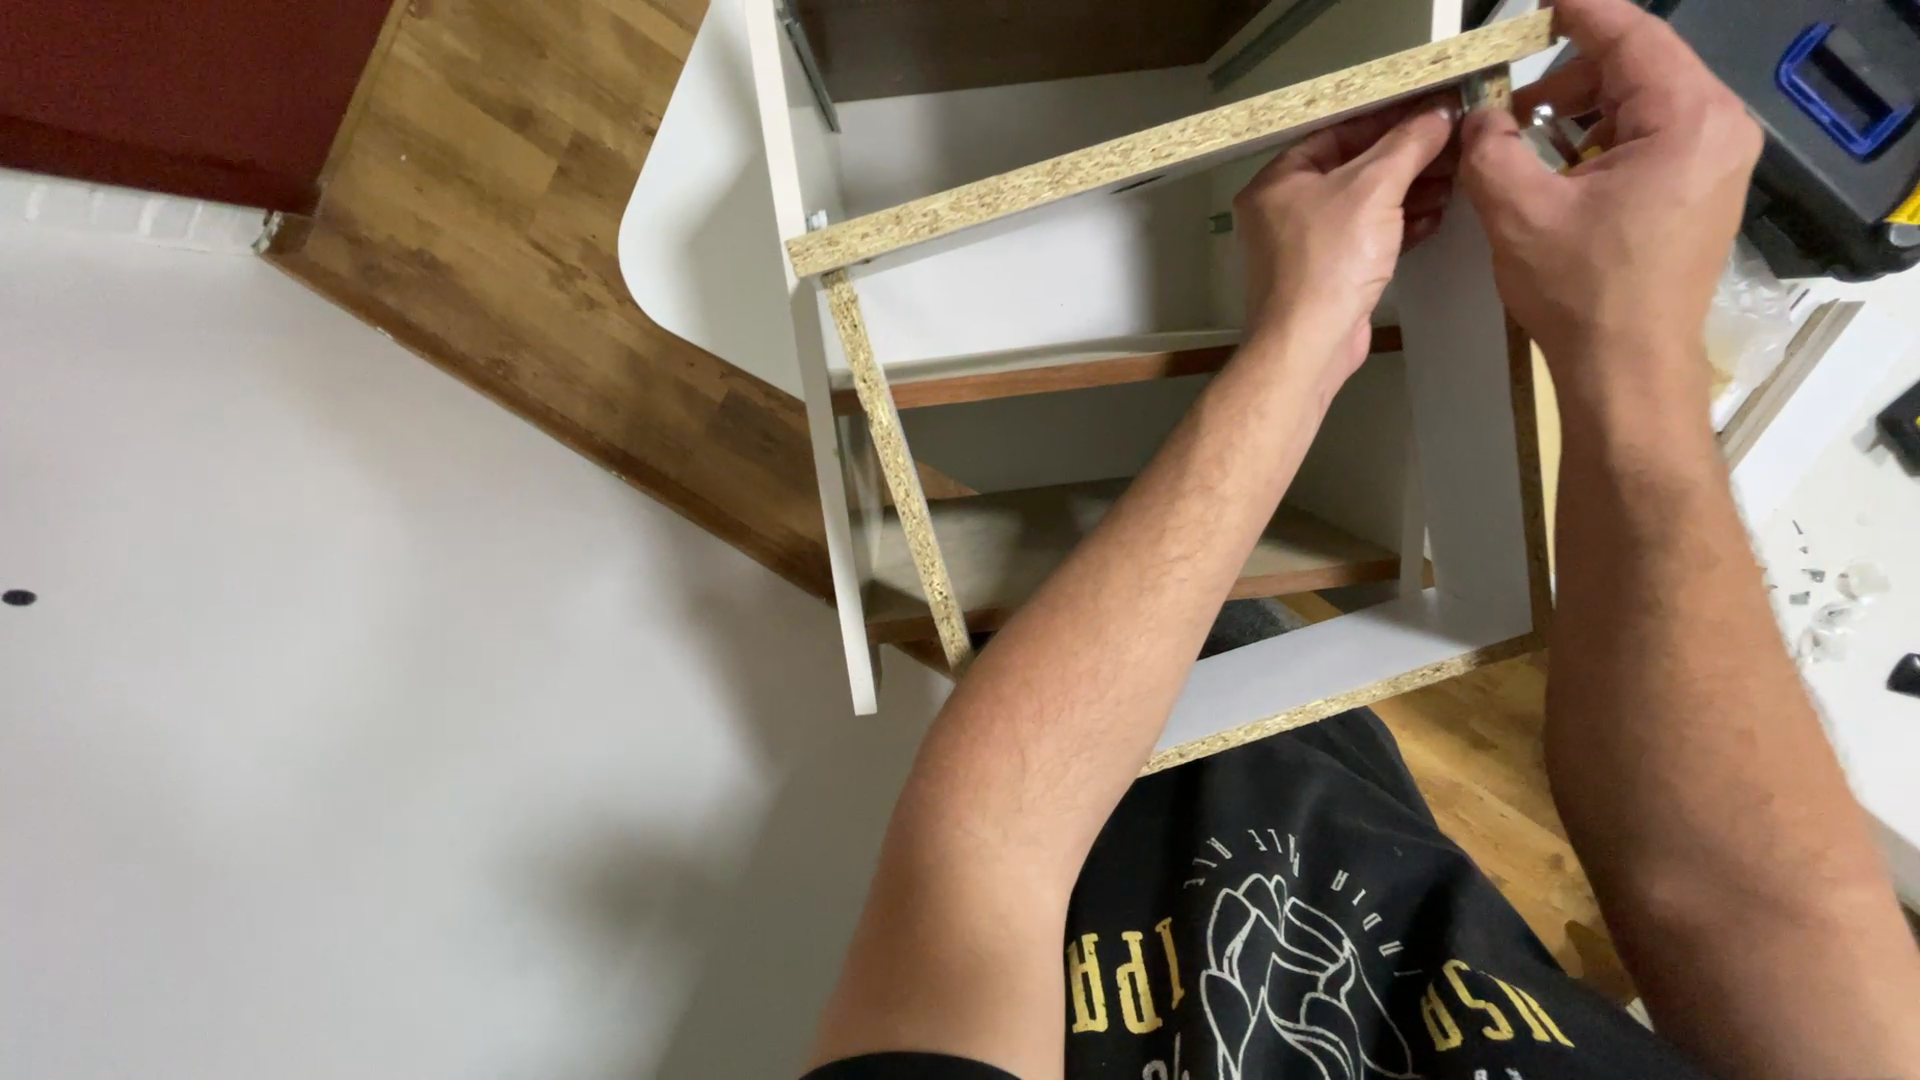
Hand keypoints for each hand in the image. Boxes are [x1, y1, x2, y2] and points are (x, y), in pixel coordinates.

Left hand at [1234, 97, 1457, 389]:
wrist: (1309, 344)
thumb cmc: (1331, 259)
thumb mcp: (1373, 187)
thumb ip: (1408, 143)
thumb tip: (1439, 113)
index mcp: (1275, 183)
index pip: (1335, 133)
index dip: (1388, 117)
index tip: (1436, 106)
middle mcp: (1280, 213)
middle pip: (1351, 169)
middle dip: (1405, 158)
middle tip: (1454, 144)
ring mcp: (1301, 247)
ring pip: (1361, 206)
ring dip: (1408, 192)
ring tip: (1453, 180)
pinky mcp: (1324, 275)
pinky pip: (1363, 239)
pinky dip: (1395, 227)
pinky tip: (1433, 217)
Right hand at [1458, 0, 1761, 412]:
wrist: (1626, 362)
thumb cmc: (1580, 289)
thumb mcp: (1519, 215)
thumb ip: (1491, 154)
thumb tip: (1478, 121)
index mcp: (1686, 120)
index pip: (1634, 38)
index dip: (1583, 14)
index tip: (1544, 4)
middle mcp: (1717, 128)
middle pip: (1640, 71)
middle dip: (1568, 83)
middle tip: (1507, 114)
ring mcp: (1714, 163)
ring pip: (1643, 109)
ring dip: (1580, 119)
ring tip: (1525, 150)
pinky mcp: (1699, 194)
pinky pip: (1650, 144)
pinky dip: (1600, 148)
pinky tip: (1561, 178)